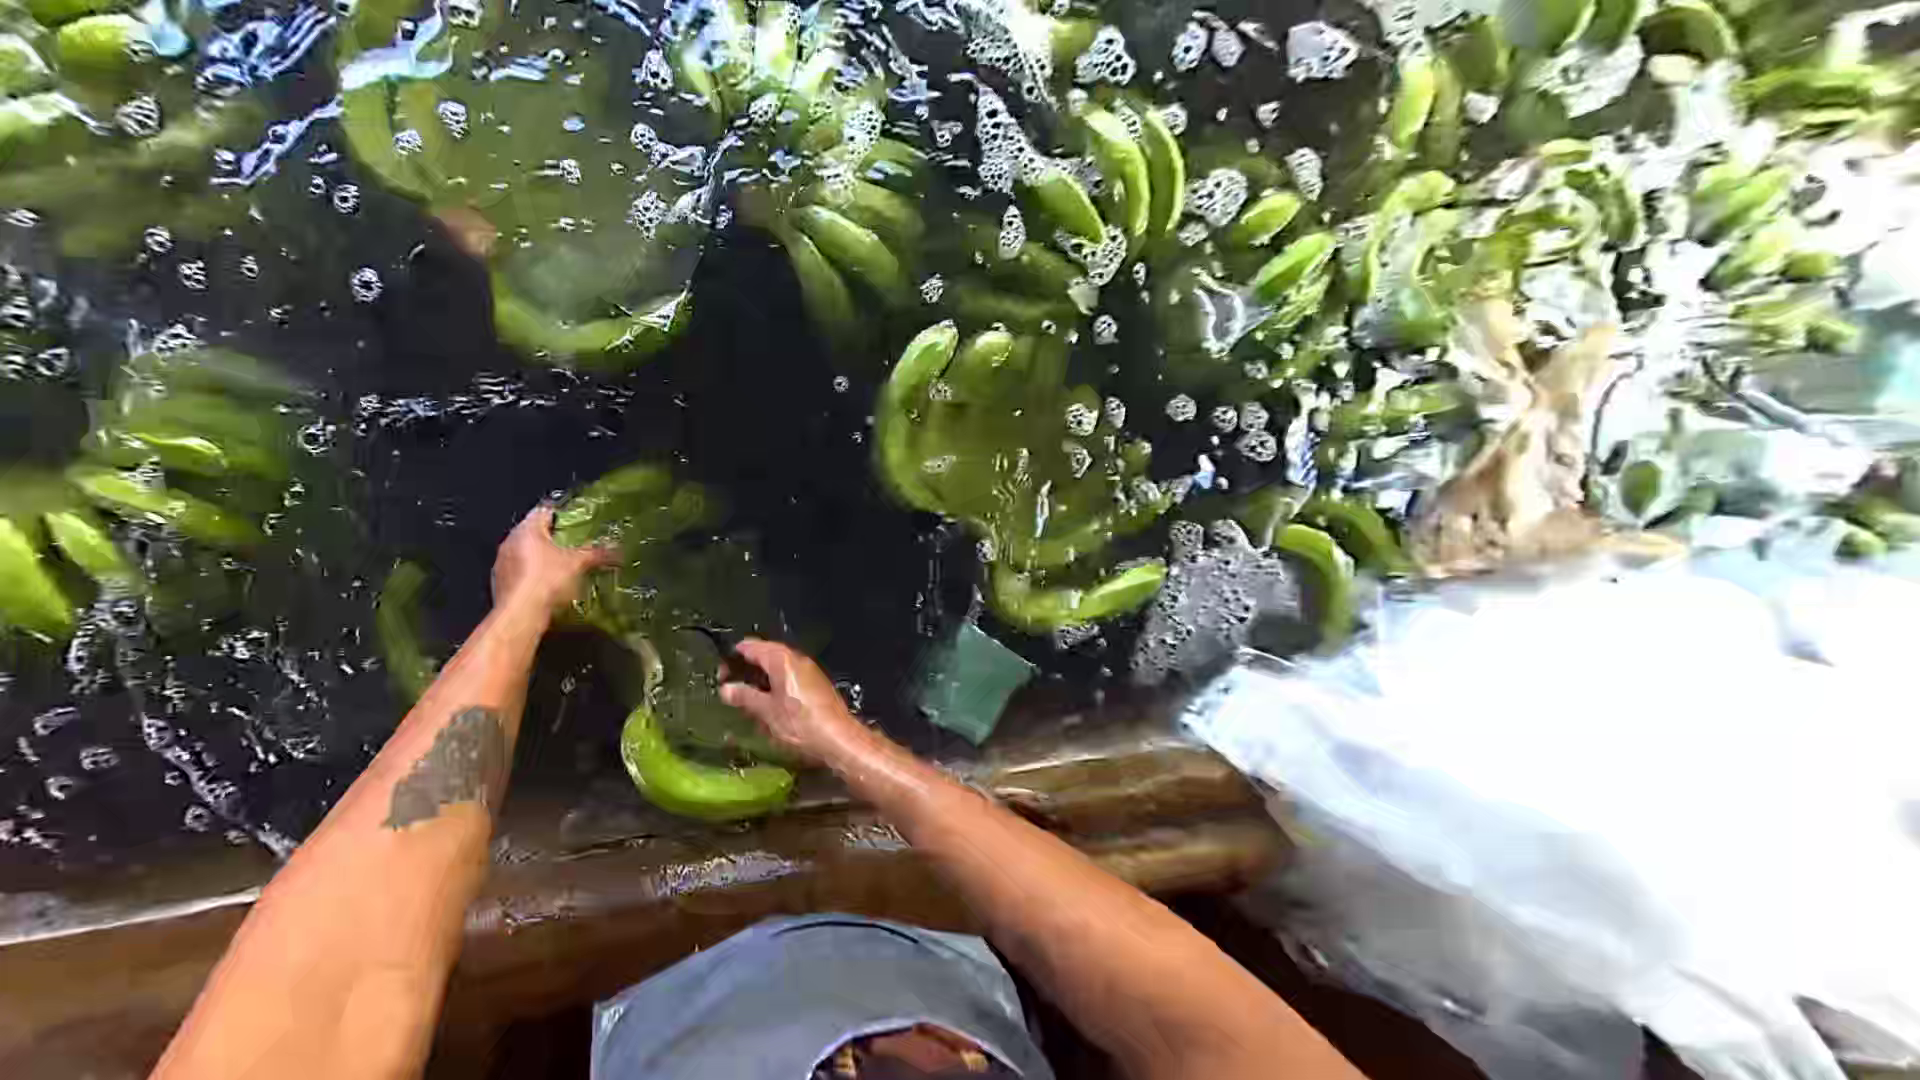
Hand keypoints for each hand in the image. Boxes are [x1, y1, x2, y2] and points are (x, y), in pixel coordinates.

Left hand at [491, 504, 612, 616]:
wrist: (521, 614)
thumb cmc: (548, 580)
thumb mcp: (578, 564)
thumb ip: (597, 553)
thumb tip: (617, 547)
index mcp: (527, 530)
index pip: (545, 511)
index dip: (563, 514)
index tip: (579, 520)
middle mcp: (510, 542)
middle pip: (535, 532)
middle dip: (555, 537)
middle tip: (577, 543)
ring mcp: (503, 563)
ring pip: (526, 551)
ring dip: (543, 556)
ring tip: (566, 564)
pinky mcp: (500, 582)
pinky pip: (520, 570)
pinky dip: (534, 573)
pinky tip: (550, 584)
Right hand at [719, 640, 866, 763]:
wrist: (838, 738)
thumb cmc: (801, 724)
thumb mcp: (766, 712)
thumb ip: (745, 697)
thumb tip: (726, 689)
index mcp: (783, 660)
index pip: (752, 647)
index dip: (734, 657)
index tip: (721, 672)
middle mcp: (798, 659)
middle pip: (767, 654)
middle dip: (748, 667)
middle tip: (731, 685)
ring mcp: (809, 671)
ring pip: (779, 666)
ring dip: (762, 677)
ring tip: (747, 696)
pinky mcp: (816, 684)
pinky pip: (791, 676)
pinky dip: (776, 684)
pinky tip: (770, 702)